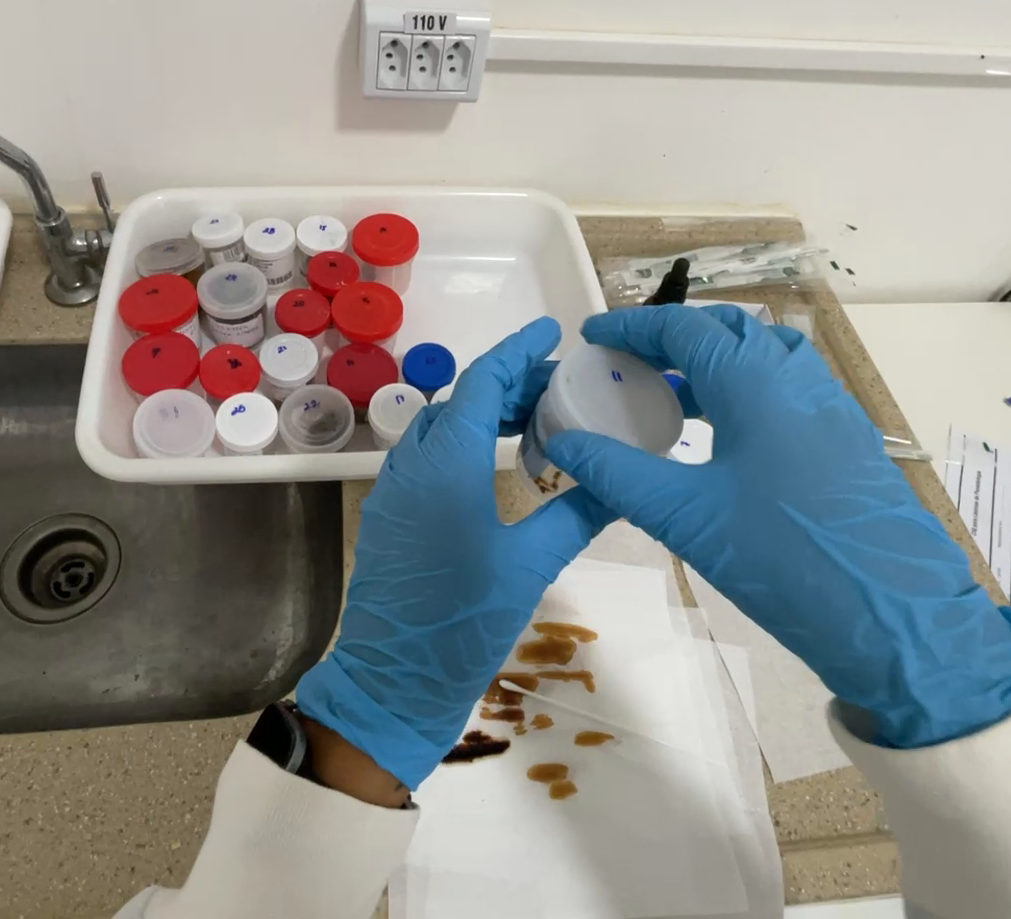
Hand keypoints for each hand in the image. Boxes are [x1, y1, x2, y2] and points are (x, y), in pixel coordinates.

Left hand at [295, 317, 615, 788]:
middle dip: (509, 383)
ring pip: (441, 427)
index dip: (517, 350)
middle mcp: (413, 463)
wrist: (392, 681)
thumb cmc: (464, 621)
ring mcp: (394, 489)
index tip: (551, 330)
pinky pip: (427, 457)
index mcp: (447, 463)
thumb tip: (621, 482)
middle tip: (559, 387)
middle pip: (463, 400)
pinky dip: (464, 442)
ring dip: (486, 413)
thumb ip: (577, 514)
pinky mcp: (389, 514)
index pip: (483, 382)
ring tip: (536, 420)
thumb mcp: (531, 565)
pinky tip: (496, 463)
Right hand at [546, 305, 1010, 747]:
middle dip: (673, 335)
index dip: (633, 326)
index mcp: (754, 380)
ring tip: (668, 391)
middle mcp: (795, 377)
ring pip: (762, 354)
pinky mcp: (844, 438)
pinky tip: (720, 433)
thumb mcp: (682, 515)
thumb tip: (563, 443)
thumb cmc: (779, 557)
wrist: (895, 620)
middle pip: (727, 328)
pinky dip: (742, 386)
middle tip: (629, 360)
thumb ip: (614, 472)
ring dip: (711, 358)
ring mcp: (828, 405)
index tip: (593, 336)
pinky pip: (784, 386)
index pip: (683, 328)